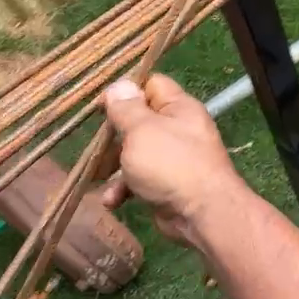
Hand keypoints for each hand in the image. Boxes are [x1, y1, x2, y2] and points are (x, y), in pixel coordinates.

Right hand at [99, 75, 242, 247]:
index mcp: (179, 108)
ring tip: (98, 176)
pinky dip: (124, 188)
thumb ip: (127, 109)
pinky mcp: (167, 182)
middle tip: (97, 144)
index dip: (126, 91)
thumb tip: (120, 85)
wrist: (201, 213)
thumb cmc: (171, 164)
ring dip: (114, 165)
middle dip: (114, 134)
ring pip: (135, 152)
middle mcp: (179, 129)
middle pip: (139, 120)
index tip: (101, 104)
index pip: (152, 85)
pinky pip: (139, 179)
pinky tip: (113, 200)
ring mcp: (173, 157)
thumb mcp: (142, 130)